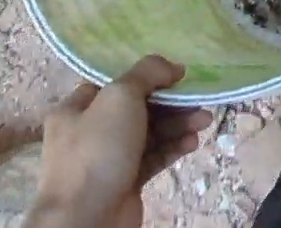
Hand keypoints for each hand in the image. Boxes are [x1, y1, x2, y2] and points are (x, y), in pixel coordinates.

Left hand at [27, 56, 213, 227]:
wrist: (86, 219)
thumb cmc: (98, 151)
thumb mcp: (121, 96)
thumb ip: (148, 72)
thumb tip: (173, 67)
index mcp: (76, 111)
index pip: (114, 83)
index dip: (146, 76)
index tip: (175, 75)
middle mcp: (89, 133)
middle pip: (140, 107)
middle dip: (173, 103)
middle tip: (198, 100)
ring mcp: (107, 159)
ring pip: (151, 131)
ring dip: (180, 124)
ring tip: (204, 122)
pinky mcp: (125, 181)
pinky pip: (155, 156)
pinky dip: (175, 146)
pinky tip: (192, 143)